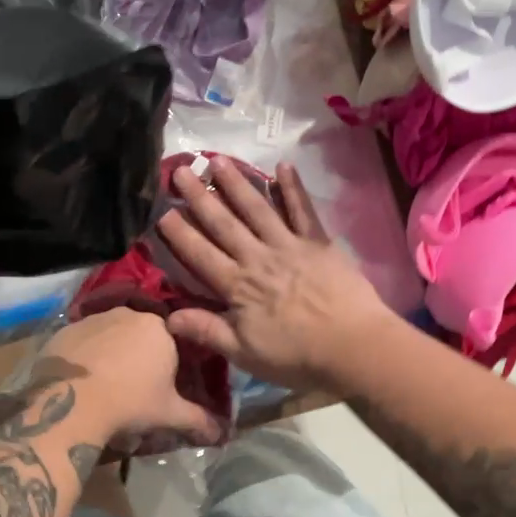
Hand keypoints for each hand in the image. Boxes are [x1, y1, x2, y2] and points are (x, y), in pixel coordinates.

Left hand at [36, 307, 222, 444]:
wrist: (71, 404)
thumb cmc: (130, 403)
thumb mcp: (170, 414)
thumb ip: (199, 420)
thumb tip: (224, 432)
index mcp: (158, 328)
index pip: (170, 340)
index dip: (165, 363)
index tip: (159, 385)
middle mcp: (127, 314)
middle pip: (138, 334)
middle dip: (138, 355)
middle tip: (132, 386)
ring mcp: (93, 319)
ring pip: (109, 334)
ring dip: (110, 353)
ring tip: (104, 384)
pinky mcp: (65, 329)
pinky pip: (82, 340)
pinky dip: (84, 355)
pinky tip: (80, 380)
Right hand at [156, 159, 400, 391]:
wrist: (355, 347)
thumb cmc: (298, 357)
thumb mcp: (245, 354)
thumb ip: (207, 330)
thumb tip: (167, 317)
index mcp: (238, 286)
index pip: (201, 255)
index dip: (179, 233)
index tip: (161, 209)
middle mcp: (258, 258)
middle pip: (224, 224)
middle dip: (200, 197)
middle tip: (180, 170)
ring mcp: (289, 246)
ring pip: (257, 209)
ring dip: (237, 183)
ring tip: (218, 159)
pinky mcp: (318, 243)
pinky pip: (303, 211)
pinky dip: (293, 188)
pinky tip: (283, 166)